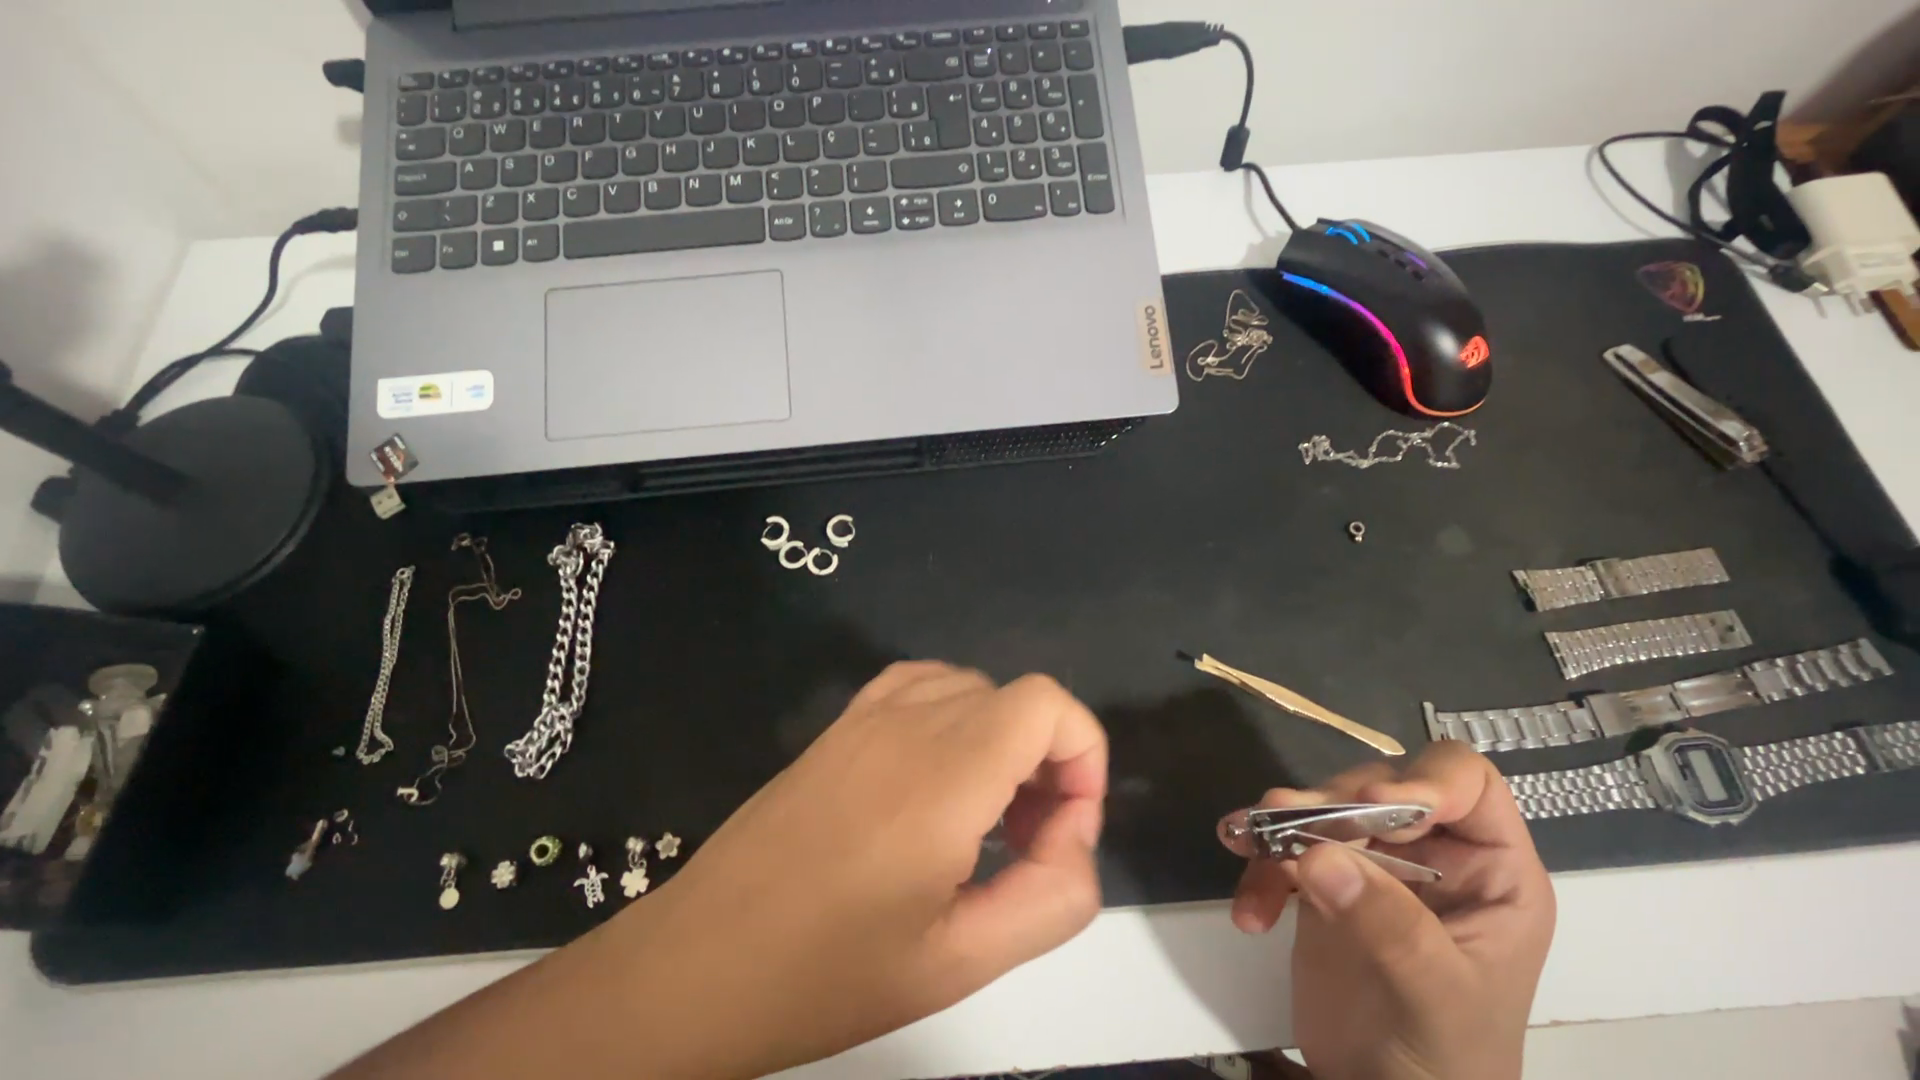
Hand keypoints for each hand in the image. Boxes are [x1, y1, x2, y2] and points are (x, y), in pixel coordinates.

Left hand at [331, 663, 1107, 1079]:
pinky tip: (936, 787)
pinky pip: (918, 688)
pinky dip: (953, 721)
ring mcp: (862, 718)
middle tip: (1026, 848)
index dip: (1083, 758)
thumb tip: (1071, 840)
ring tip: (985, 823)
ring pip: (970, 688)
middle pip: (1015, 697)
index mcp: (941, 773)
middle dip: (1048, 764)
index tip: (1062, 838)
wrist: (699, 964)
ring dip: (1002, 743)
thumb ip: (1051, 898)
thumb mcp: (960, 961)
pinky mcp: (835, 730)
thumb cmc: (828, 973)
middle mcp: (905, 723)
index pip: (1047, 703)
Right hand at [1223, 743, 1554, 1079]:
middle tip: (1285, 822)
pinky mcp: (1326, 886)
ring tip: (1248, 844)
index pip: (1467, 784)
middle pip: (1381, 786)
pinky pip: (1288, 849)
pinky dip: (1261, 869)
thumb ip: (1389, 924)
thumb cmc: (1445, 1064)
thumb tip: (1320, 855)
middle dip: (1332, 802)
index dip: (1423, 780)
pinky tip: (1250, 913)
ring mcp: (1377, 869)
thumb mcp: (1436, 996)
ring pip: (1327, 809)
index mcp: (1491, 871)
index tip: (1371, 805)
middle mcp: (1435, 856)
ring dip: (1283, 823)